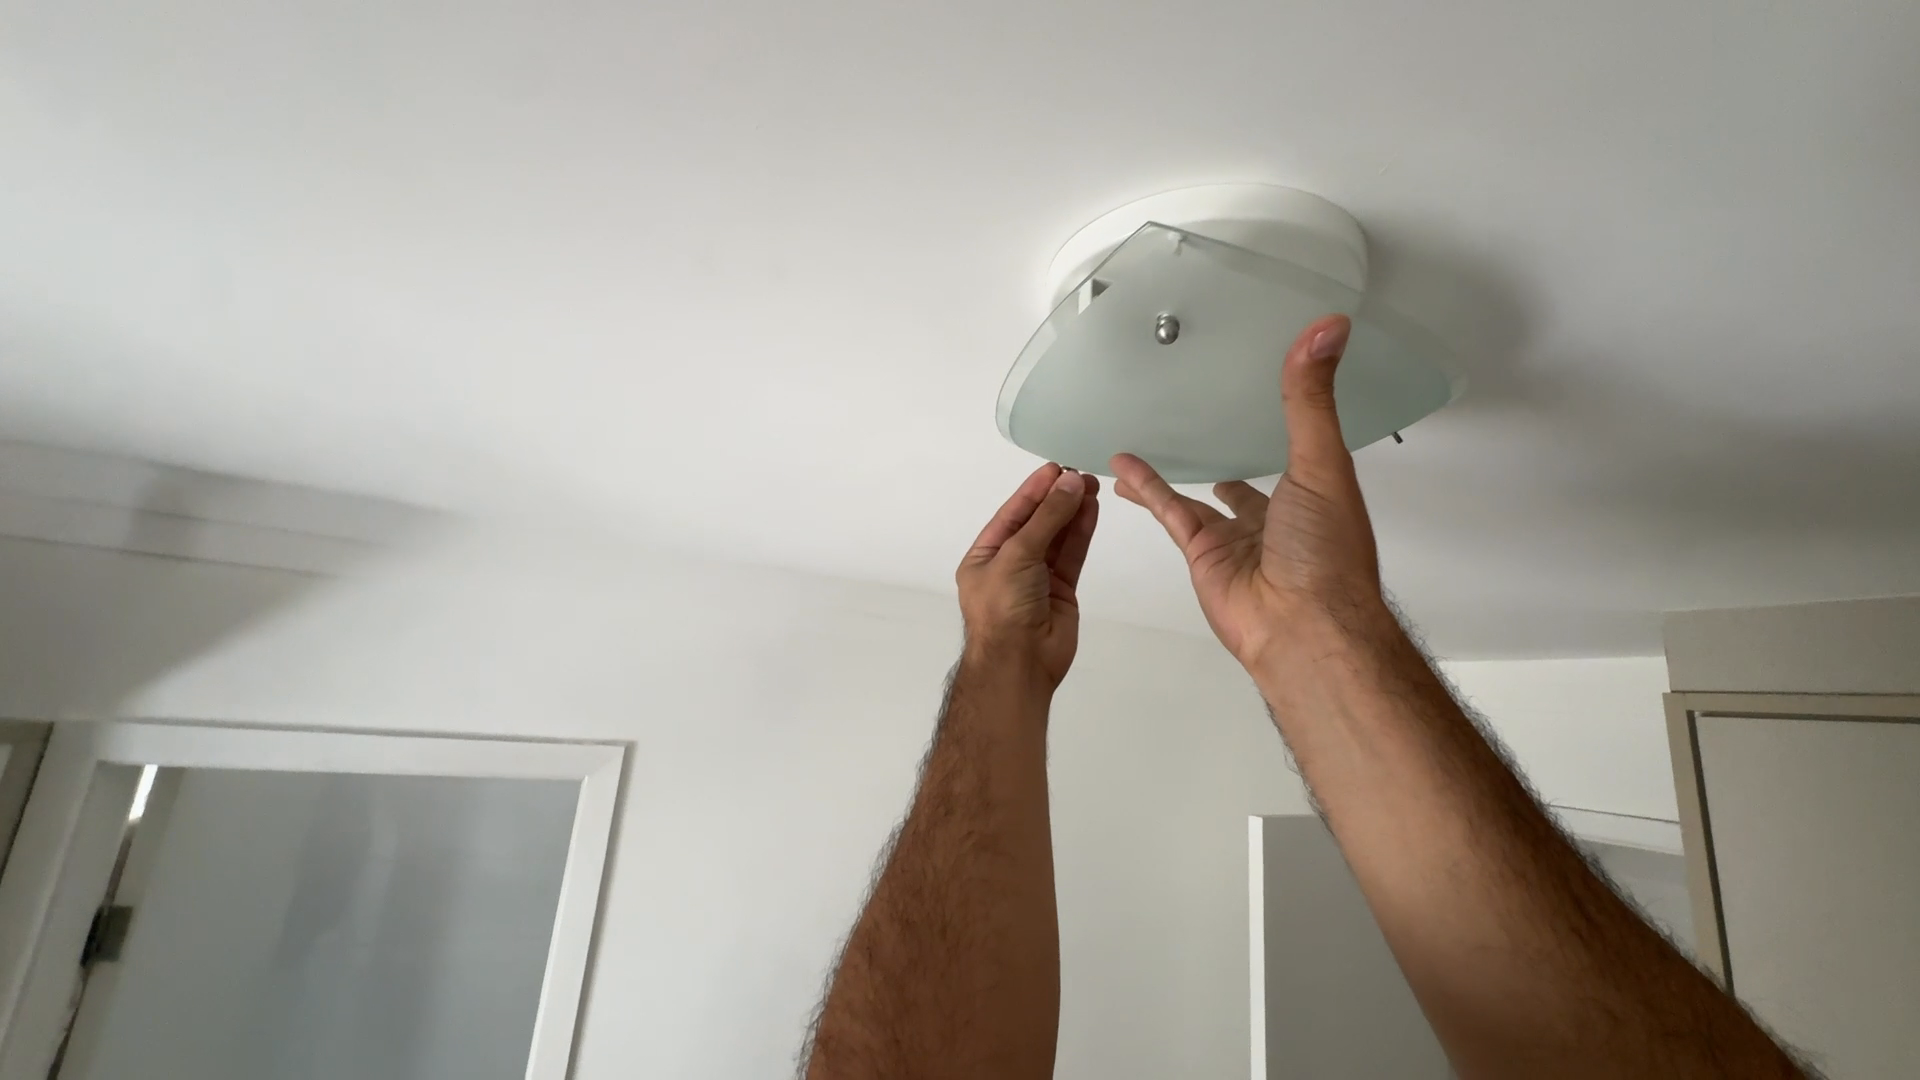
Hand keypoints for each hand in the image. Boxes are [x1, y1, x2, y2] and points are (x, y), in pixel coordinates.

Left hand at [956, 463, 1099, 686]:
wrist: (1019, 663)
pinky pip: (1071, 556)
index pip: (1012, 515)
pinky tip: (1092, 511)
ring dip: (1072, 512)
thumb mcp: (1018, 554)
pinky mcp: (1061, 590)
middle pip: (1036, 524)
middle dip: (1056, 499)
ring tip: (1091, 486)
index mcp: (984, 556)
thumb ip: (1047, 518)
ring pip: (1057, 538)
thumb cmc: (1004, 606)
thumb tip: (1070, 483)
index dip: (1034, 491)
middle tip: (1081, 474)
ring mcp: (1036, 578)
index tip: (1056, 468)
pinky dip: (1081, 533)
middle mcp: (1009, 564)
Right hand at [1110, 314, 1388, 669]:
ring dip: (1174, 472)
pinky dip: (1145, 487)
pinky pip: (1169, 511)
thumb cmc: (1325, 551)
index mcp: (1313, 494)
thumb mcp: (1321, 463)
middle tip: (1198, 424)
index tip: (1259, 393)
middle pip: (1241, 479)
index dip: (1277, 424)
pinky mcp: (1199, 552)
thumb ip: (1311, 400)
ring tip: (1150, 442)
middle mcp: (1274, 516)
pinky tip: (1123, 465)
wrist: (1301, 626)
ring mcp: (1234, 537)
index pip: (1293, 449)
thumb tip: (1329, 326)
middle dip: (1222, 457)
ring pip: (1196, 497)